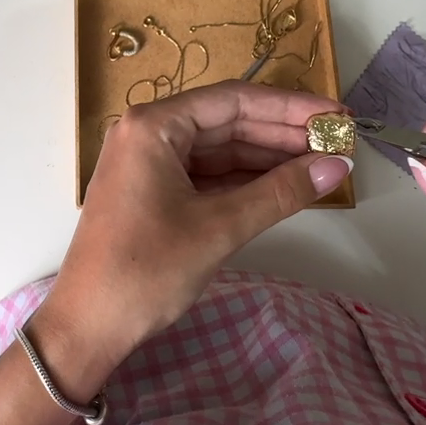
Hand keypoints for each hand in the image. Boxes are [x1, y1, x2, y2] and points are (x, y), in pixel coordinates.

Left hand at [30, 81, 352, 398]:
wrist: (88, 324)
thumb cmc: (147, 269)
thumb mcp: (219, 227)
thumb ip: (279, 192)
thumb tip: (336, 165)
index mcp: (154, 125)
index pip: (232, 100)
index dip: (289, 106)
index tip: (335, 114)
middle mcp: (149, 131)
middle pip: (227, 120)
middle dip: (282, 132)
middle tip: (338, 140)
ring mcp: (150, 160)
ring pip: (219, 147)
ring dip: (268, 156)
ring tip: (323, 162)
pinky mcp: (154, 188)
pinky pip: (207, 172)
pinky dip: (245, 178)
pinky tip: (285, 184)